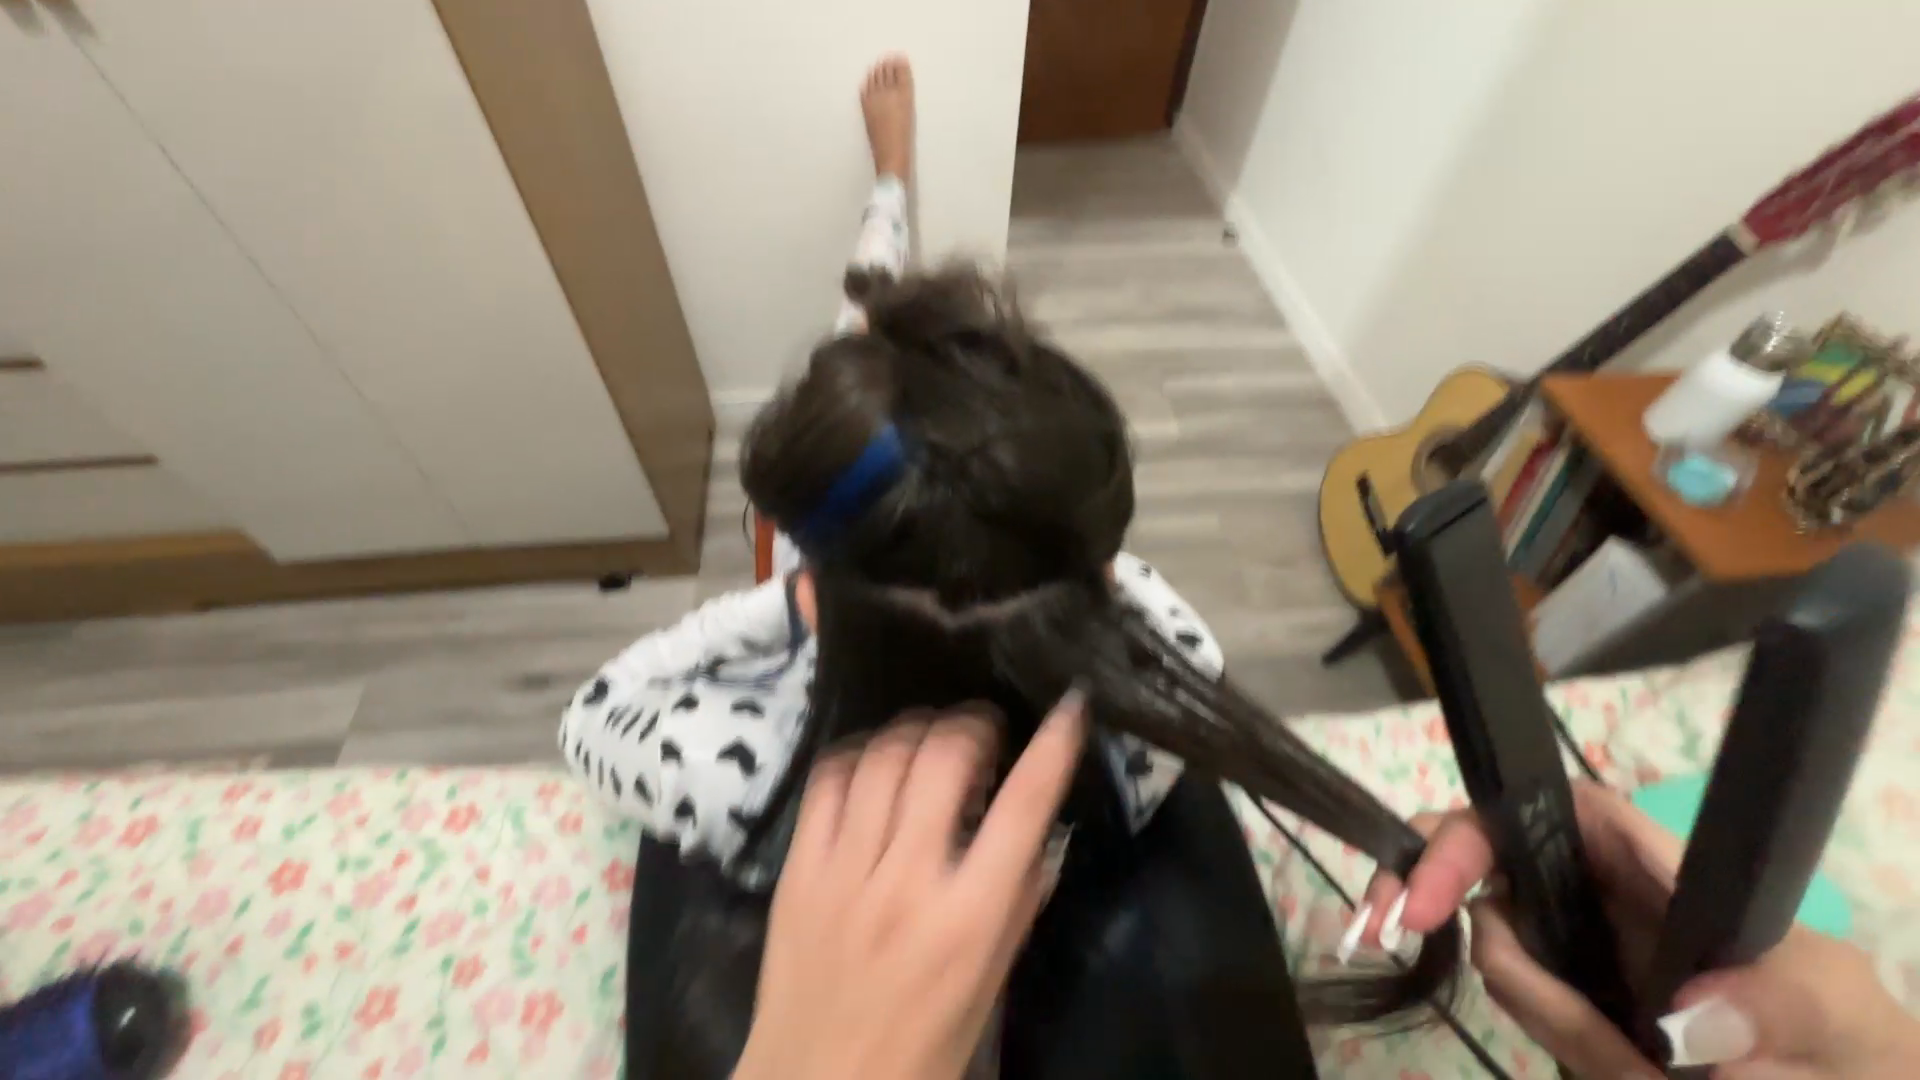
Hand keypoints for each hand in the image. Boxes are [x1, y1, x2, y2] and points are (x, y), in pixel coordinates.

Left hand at [733, 691, 1086, 1079]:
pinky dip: (858, 752)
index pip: (1023, 809)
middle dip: (971, 725)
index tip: (1070, 708)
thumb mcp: (989, 981)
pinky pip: (826, 781)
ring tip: (932, 736)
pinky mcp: (799, 867)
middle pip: (942, 760)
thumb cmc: (922, 1044)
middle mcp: (908, 881)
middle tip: (983, 731)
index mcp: (969, 918)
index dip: (1053, 747)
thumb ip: (1018, 900)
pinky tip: (875, 756)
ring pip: (883, 758)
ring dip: (917, 730)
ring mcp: (845, 869)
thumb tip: (1042, 830)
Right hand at [1358, 781, 1919, 1078]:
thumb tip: (1675, 1017)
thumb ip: (1773, 1008)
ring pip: (1502, 947)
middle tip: (1385, 931)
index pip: (1546, 810)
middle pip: (1487, 864)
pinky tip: (1616, 1068)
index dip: (1471, 828)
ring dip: (1540, 1007)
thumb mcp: (1846, 1027)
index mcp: (1652, 867)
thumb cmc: (1868, 1059)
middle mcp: (1602, 893)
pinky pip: (1533, 1005)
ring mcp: (1583, 948)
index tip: (1426, 893)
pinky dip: (1553, 1033)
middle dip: (1428, 887)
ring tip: (1637, 1070)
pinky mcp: (1580, 1001)